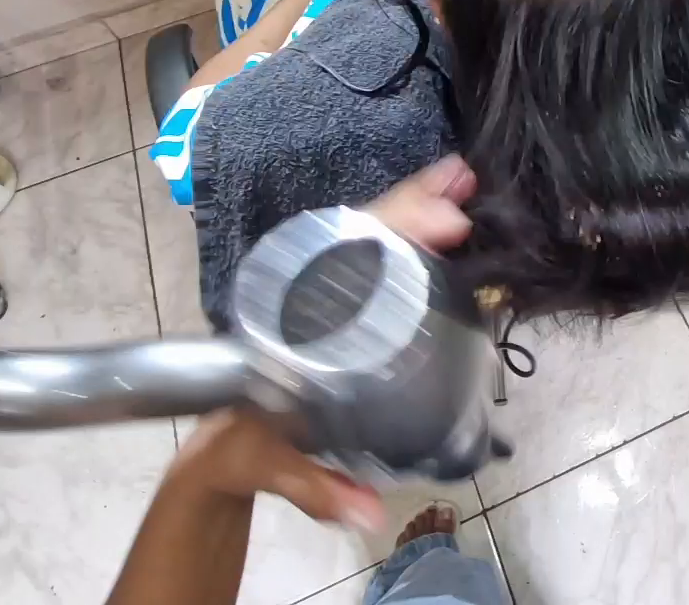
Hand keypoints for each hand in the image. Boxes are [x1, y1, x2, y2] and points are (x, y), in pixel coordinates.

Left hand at [164, 157, 479, 530]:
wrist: (224, 446)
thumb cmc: (245, 446)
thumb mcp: (272, 463)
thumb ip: (316, 485)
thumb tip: (371, 510)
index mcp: (290, 318)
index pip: (342, 255)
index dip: (396, 230)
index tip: (447, 223)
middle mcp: (310, 293)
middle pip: (362, 231)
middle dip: (414, 202)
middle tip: (463, 178)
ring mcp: (329, 293)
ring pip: (372, 234)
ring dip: (418, 204)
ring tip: (463, 180)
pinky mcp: (346, 303)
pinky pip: (381, 256)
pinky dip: (415, 232)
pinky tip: (449, 222)